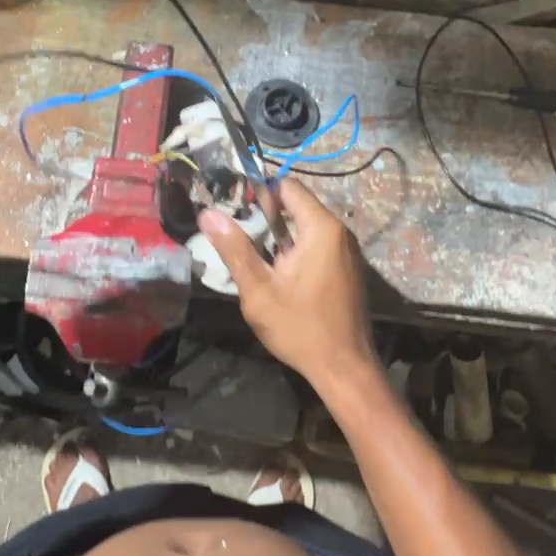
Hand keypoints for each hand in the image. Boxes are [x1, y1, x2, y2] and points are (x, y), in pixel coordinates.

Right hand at [199, 178, 378, 392]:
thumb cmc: (300, 328)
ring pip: (306, 228)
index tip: (235, 209)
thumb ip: (234, 249)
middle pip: (297, 206)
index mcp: (321, 228)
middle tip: (236, 234)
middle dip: (266, 216)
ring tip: (251, 255)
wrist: (344, 368)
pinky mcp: (347, 269)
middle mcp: (339, 232)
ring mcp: (347, 251)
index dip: (259, 192)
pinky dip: (296, 251)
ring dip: (279, 237)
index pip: (288, 186)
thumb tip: (208, 214)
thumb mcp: (259, 290)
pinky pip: (318, 245)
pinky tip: (277, 274)